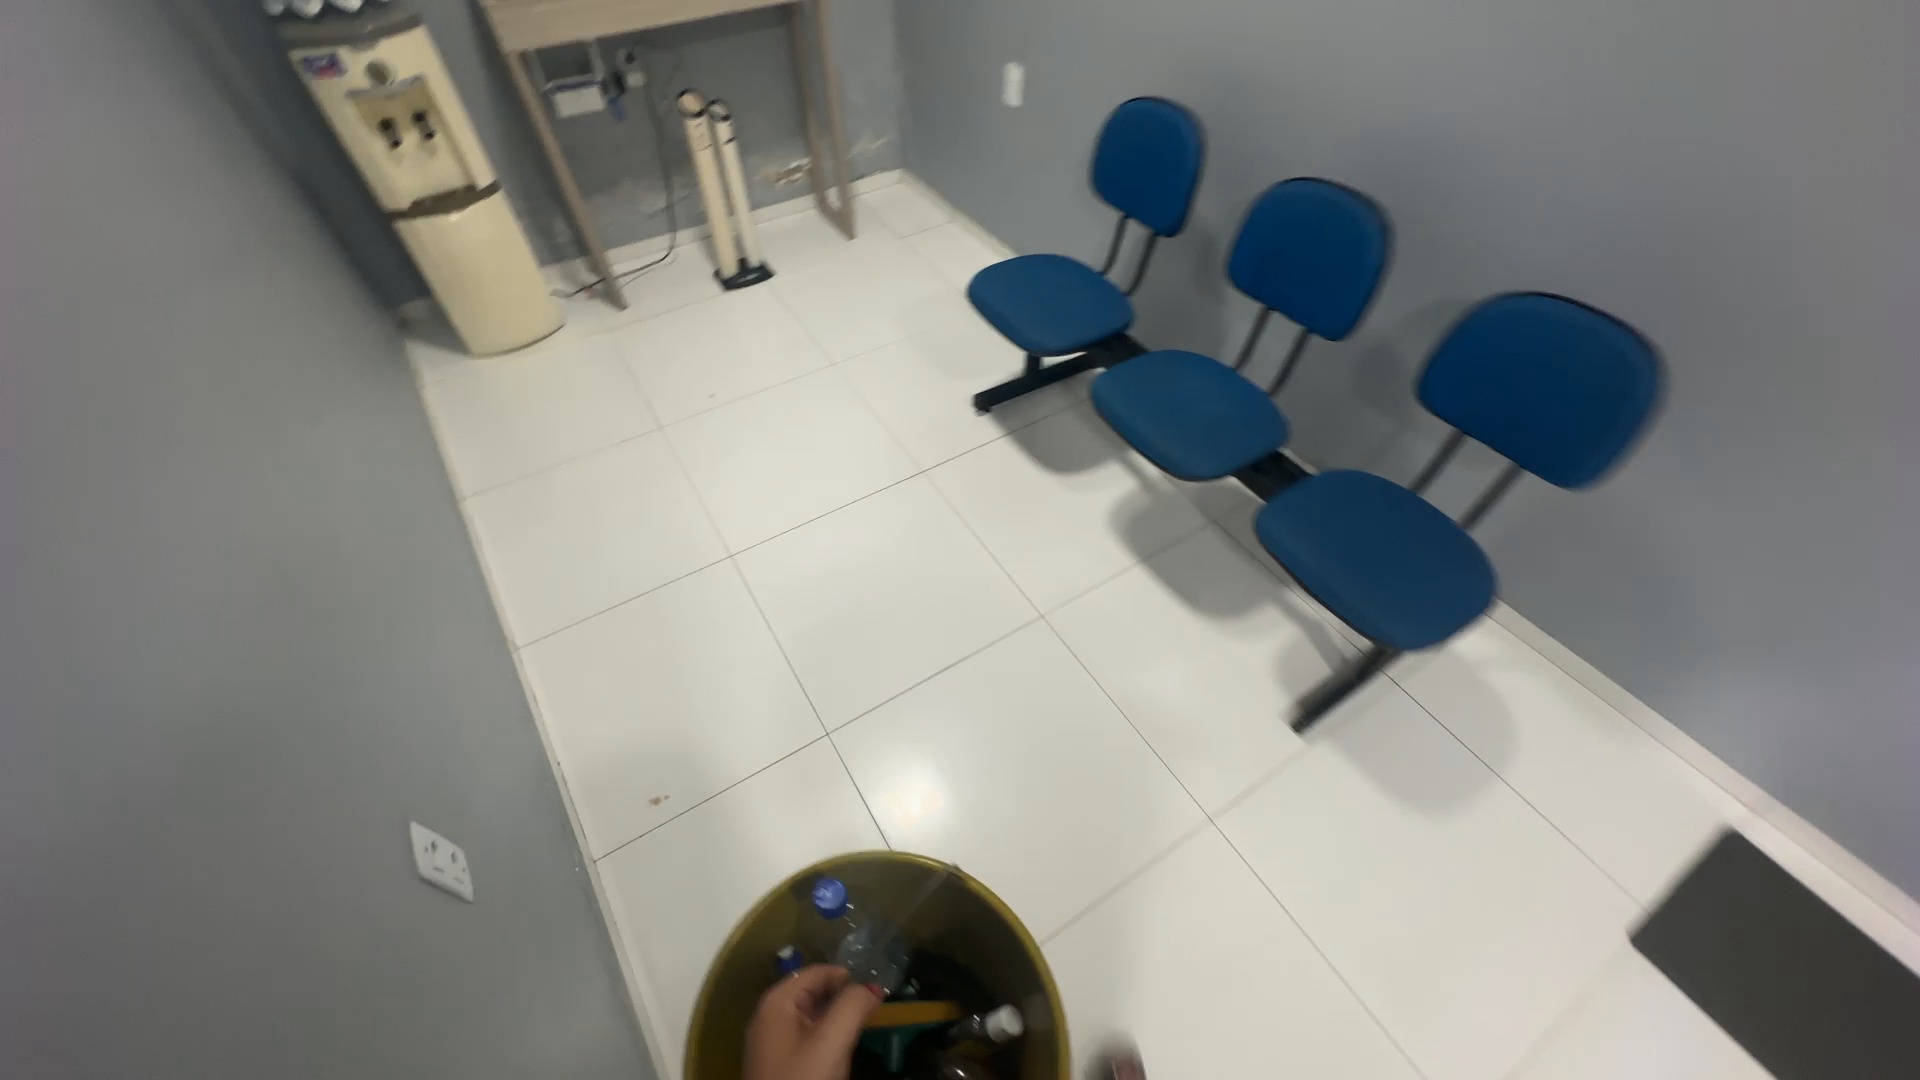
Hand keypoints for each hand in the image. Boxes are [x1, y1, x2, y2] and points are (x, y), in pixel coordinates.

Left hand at [744, 964, 881, 1079]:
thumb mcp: (833, 1040)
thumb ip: (853, 1005)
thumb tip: (872, 987)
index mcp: (776, 1002)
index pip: (817, 972)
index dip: (847, 975)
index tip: (875, 987)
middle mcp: (769, 1017)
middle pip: (813, 992)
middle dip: (842, 997)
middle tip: (872, 1007)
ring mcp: (771, 1044)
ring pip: (811, 1017)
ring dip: (836, 1018)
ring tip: (861, 1026)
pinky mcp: (777, 1066)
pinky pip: (806, 1039)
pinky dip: (826, 1038)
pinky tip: (840, 1051)